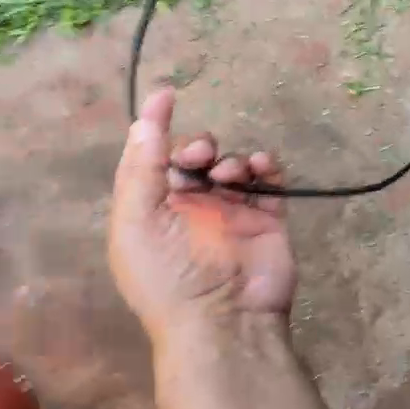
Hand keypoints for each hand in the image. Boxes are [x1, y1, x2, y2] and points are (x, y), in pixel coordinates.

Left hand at [108, 87, 295, 342]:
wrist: (226, 316)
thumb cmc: (171, 274)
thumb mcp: (140, 223)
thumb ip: (143, 171)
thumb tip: (144, 120)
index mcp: (150, 212)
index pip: (149, 161)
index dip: (155, 127)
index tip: (166, 92)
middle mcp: (189, 209)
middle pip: (194, 159)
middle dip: (199, 147)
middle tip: (203, 155)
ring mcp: (231, 211)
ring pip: (233, 164)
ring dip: (232, 159)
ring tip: (233, 174)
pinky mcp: (268, 214)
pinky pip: (269, 178)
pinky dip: (266, 166)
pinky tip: (261, 168)